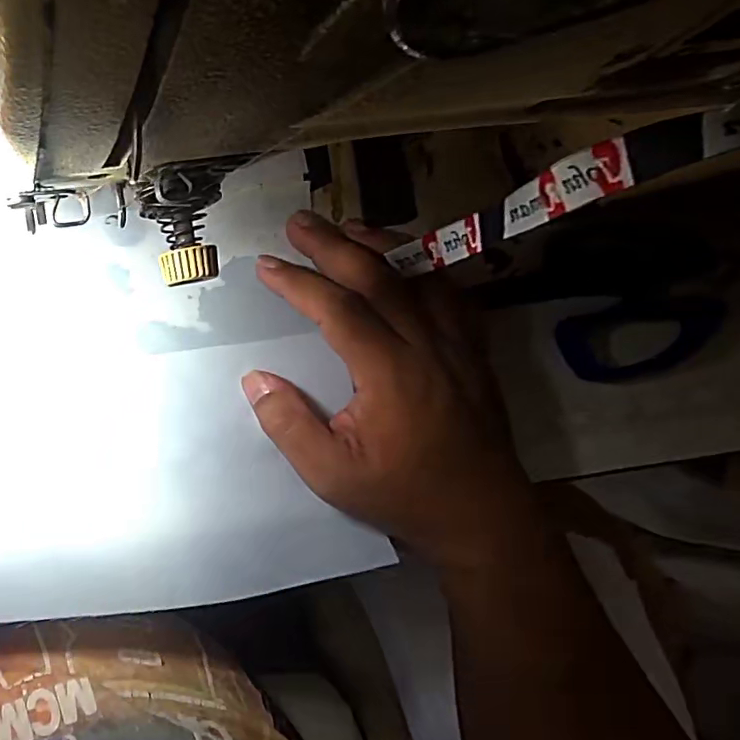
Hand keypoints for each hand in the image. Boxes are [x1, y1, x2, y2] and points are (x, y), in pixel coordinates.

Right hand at [244, 212, 540, 569]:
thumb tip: (256, 378)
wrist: (484, 518)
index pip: (341, 311)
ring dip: (382, 246)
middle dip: (335, 245)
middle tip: (300, 221)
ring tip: (348, 226)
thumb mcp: (329, 473)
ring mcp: (458, 348)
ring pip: (421, 278)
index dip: (300, 283)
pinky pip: (453, 296)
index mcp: (391, 374)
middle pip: (380, 279)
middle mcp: (429, 348)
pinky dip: (426, 269)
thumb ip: (288, 424)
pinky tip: (410, 262)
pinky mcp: (474, 355)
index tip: (266, 265)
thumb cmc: (401, 494)